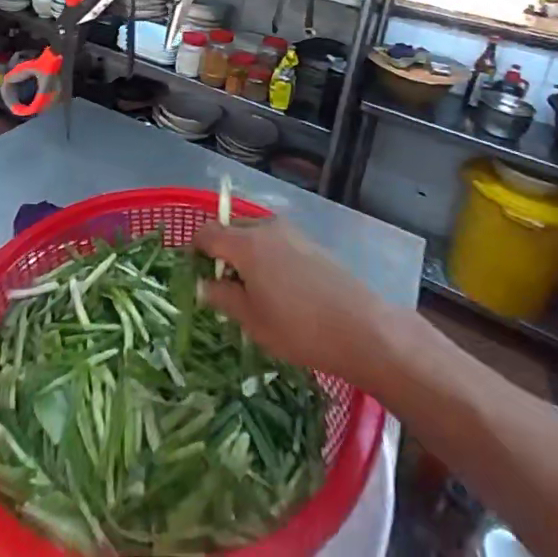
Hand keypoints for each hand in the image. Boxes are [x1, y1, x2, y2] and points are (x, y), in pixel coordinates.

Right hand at [192, 218, 403, 388]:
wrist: (362, 328)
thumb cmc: (299, 328)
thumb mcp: (252, 320)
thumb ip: (223, 297)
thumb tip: (204, 284)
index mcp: (247, 244)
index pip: (208, 232)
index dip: (195, 249)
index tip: (195, 273)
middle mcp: (268, 229)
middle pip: (232, 229)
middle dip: (221, 252)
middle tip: (222, 286)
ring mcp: (293, 233)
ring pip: (256, 236)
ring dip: (245, 254)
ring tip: (252, 291)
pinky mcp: (312, 243)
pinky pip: (277, 243)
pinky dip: (267, 257)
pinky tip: (279, 289)